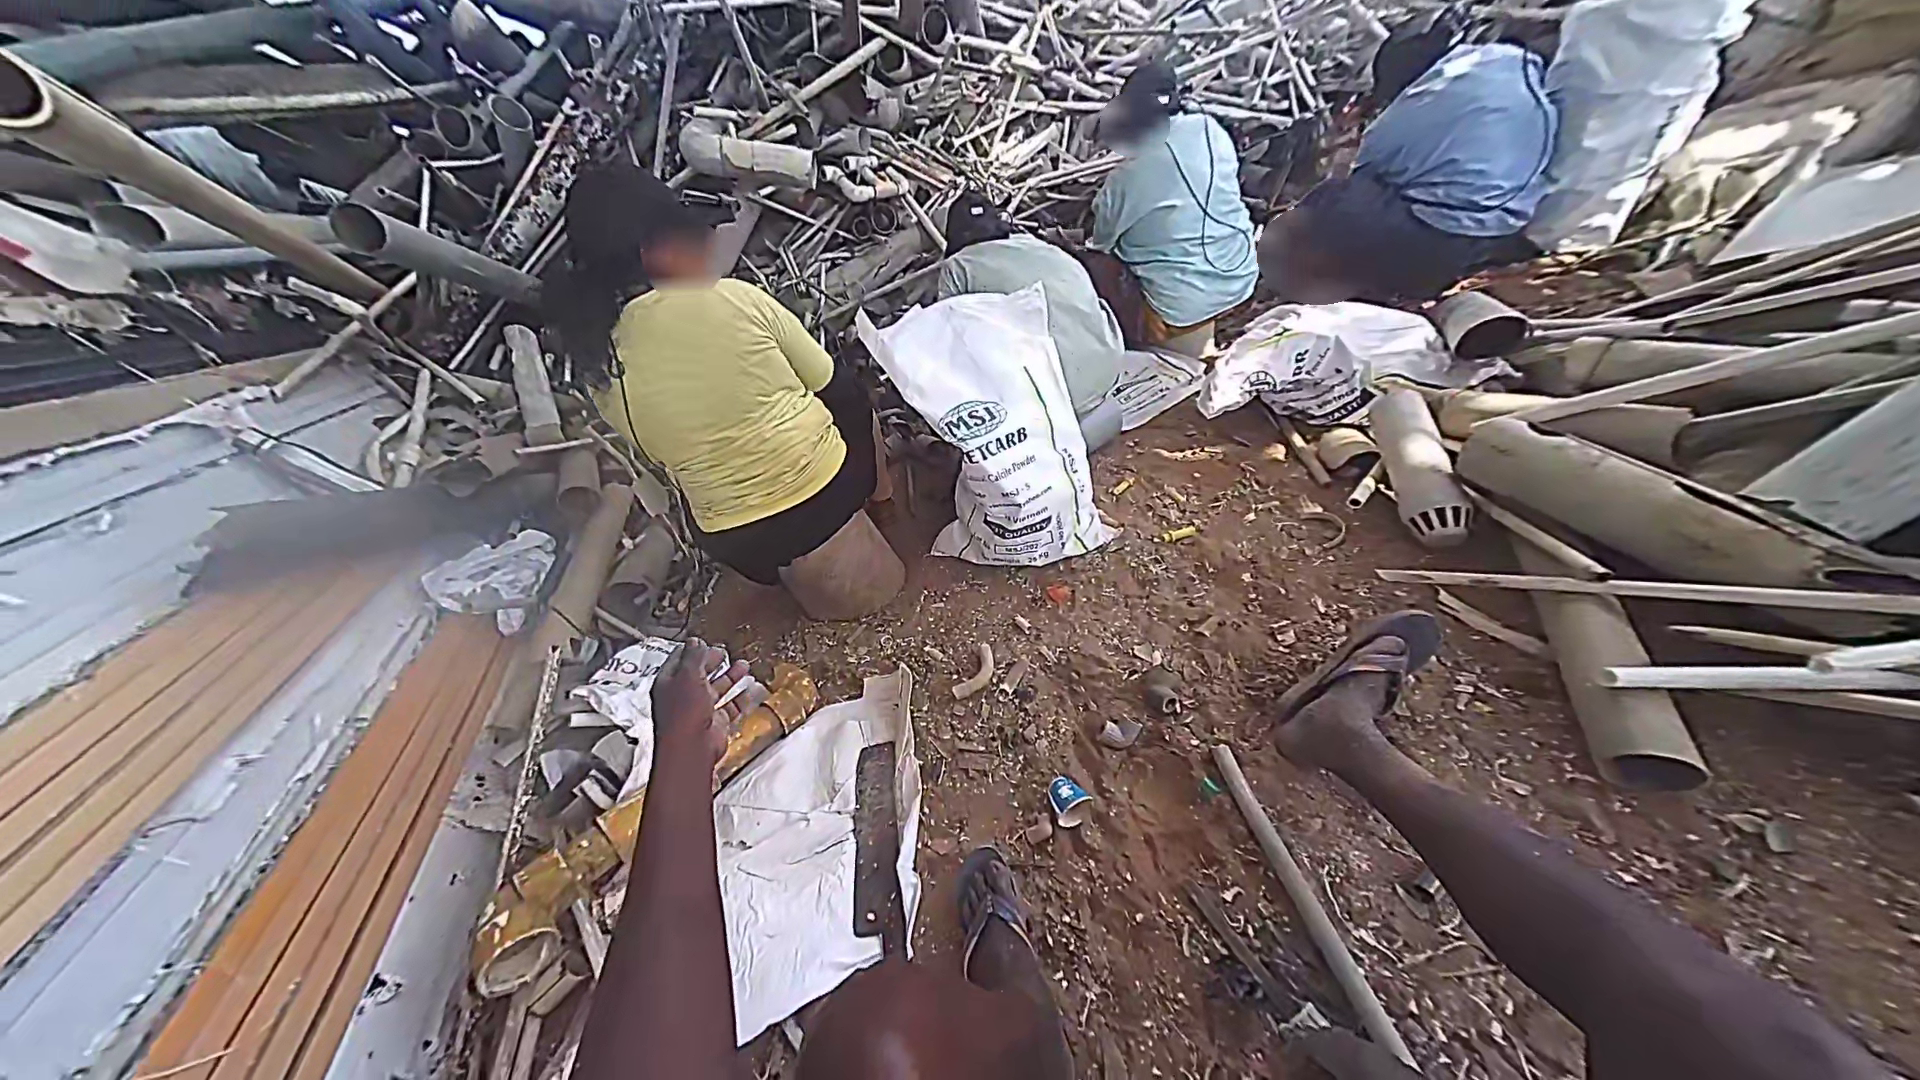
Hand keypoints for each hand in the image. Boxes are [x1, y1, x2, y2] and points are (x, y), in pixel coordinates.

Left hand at [650, 638, 766, 766]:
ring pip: (716, 689)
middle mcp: (682, 697)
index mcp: (669, 684)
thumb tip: (695, 641)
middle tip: (723, 652)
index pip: (679, 661)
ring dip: (730, 677)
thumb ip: (694, 657)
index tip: (703, 642)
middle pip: (699, 675)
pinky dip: (740, 698)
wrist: (692, 747)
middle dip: (712, 663)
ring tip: (743, 665)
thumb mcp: (689, 676)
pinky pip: (730, 707)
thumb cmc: (684, 714)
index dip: (692, 651)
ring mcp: (698, 711)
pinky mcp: (714, 723)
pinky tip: (748, 689)